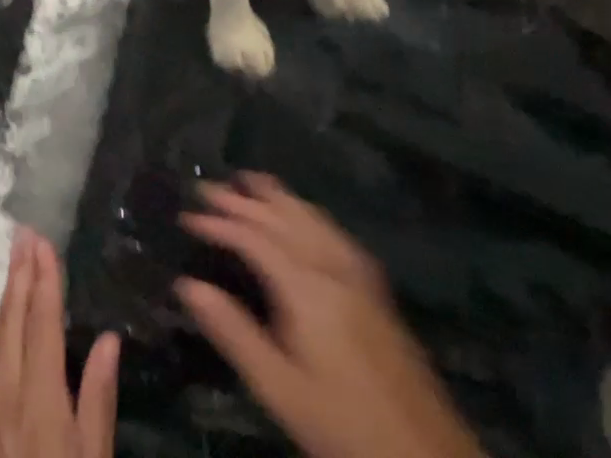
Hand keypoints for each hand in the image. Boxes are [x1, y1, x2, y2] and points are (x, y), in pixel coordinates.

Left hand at [0, 226, 121, 457]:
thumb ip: (98, 400)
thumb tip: (107, 341)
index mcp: (40, 403)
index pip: (41, 328)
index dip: (43, 281)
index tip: (42, 242)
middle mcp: (7, 398)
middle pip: (10, 325)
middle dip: (17, 276)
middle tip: (21, 233)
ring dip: (8, 297)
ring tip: (16, 262)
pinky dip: (4, 328)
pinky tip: (10, 319)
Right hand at [176, 174, 484, 457]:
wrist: (424, 452)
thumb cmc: (340, 420)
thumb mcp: (277, 385)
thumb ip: (233, 332)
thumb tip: (188, 285)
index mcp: (309, 290)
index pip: (257, 240)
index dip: (220, 223)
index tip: (187, 215)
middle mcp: (336, 270)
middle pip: (286, 220)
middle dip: (245, 200)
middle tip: (208, 185)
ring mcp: (361, 277)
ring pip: (315, 220)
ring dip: (280, 198)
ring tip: (251, 180)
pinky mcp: (376, 290)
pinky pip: (335, 233)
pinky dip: (309, 214)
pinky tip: (306, 217)